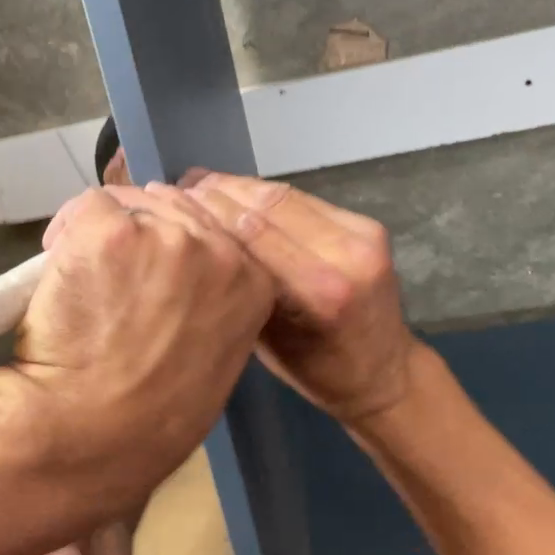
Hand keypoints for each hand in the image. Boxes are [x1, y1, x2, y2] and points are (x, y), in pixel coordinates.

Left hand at [0, 184, 274, 508]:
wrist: (92, 436)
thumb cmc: (150, 420)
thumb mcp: (210, 358)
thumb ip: (206, 304)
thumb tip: (173, 276)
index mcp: (252, 282)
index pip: (210, 230)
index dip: (168, 241)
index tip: (141, 267)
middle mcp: (218, 250)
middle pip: (167, 204)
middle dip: (133, 228)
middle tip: (101, 271)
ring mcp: (166, 237)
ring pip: (124, 204)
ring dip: (98, 230)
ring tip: (78, 275)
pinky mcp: (112, 231)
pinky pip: (85, 208)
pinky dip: (66, 232)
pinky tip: (56, 271)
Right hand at [184, 173, 419, 424]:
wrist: (384, 373)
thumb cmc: (314, 370)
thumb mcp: (265, 338)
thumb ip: (242, 283)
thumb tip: (197, 237)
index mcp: (320, 293)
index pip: (253, 231)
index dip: (209, 209)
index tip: (170, 198)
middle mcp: (346, 256)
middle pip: (269, 204)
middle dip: (219, 190)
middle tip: (179, 186)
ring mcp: (362, 235)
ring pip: (285, 194)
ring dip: (240, 185)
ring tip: (201, 182)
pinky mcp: (367, 225)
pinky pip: (304, 199)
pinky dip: (266, 193)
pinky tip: (236, 191)